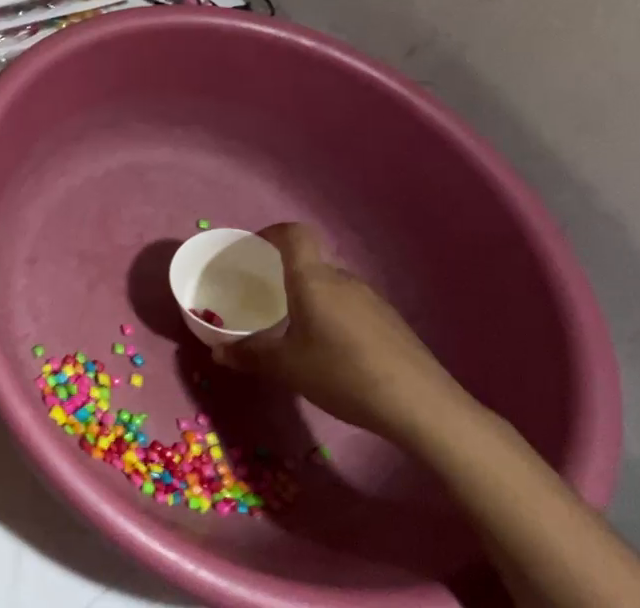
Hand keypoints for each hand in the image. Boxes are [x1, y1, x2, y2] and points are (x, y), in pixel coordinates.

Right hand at [214, 222, 476, 444]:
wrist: (423, 407)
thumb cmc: (344, 374)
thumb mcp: (287, 368)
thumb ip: (249, 355)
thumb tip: (217, 352)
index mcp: (314, 280)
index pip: (295, 234)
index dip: (271, 233)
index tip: (252, 249)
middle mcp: (344, 281)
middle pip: (310, 263)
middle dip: (284, 275)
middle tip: (263, 299)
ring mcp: (373, 301)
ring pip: (331, 286)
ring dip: (309, 298)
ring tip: (293, 328)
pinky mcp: (391, 323)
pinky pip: (350, 305)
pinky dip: (332, 316)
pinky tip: (330, 350)